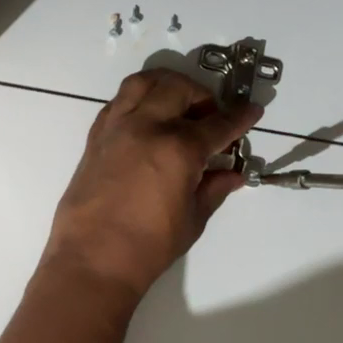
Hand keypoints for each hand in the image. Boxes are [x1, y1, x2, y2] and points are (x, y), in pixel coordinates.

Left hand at [43, 69, 261, 297]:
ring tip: (178, 106)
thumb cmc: (147, 246)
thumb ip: (213, 189)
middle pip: (178, 89)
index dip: (239, 118)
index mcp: (177, 148)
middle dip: (202, 95)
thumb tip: (232, 174)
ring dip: (166, 86)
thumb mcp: (192, 219)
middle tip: (211, 117)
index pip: (217, 124)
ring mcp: (116, 128)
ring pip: (143, 83)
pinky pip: (118, 102)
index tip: (252, 111)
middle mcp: (145, 127)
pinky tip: (148, 121)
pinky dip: (138, 101)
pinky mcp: (95, 137)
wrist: (91, 259)